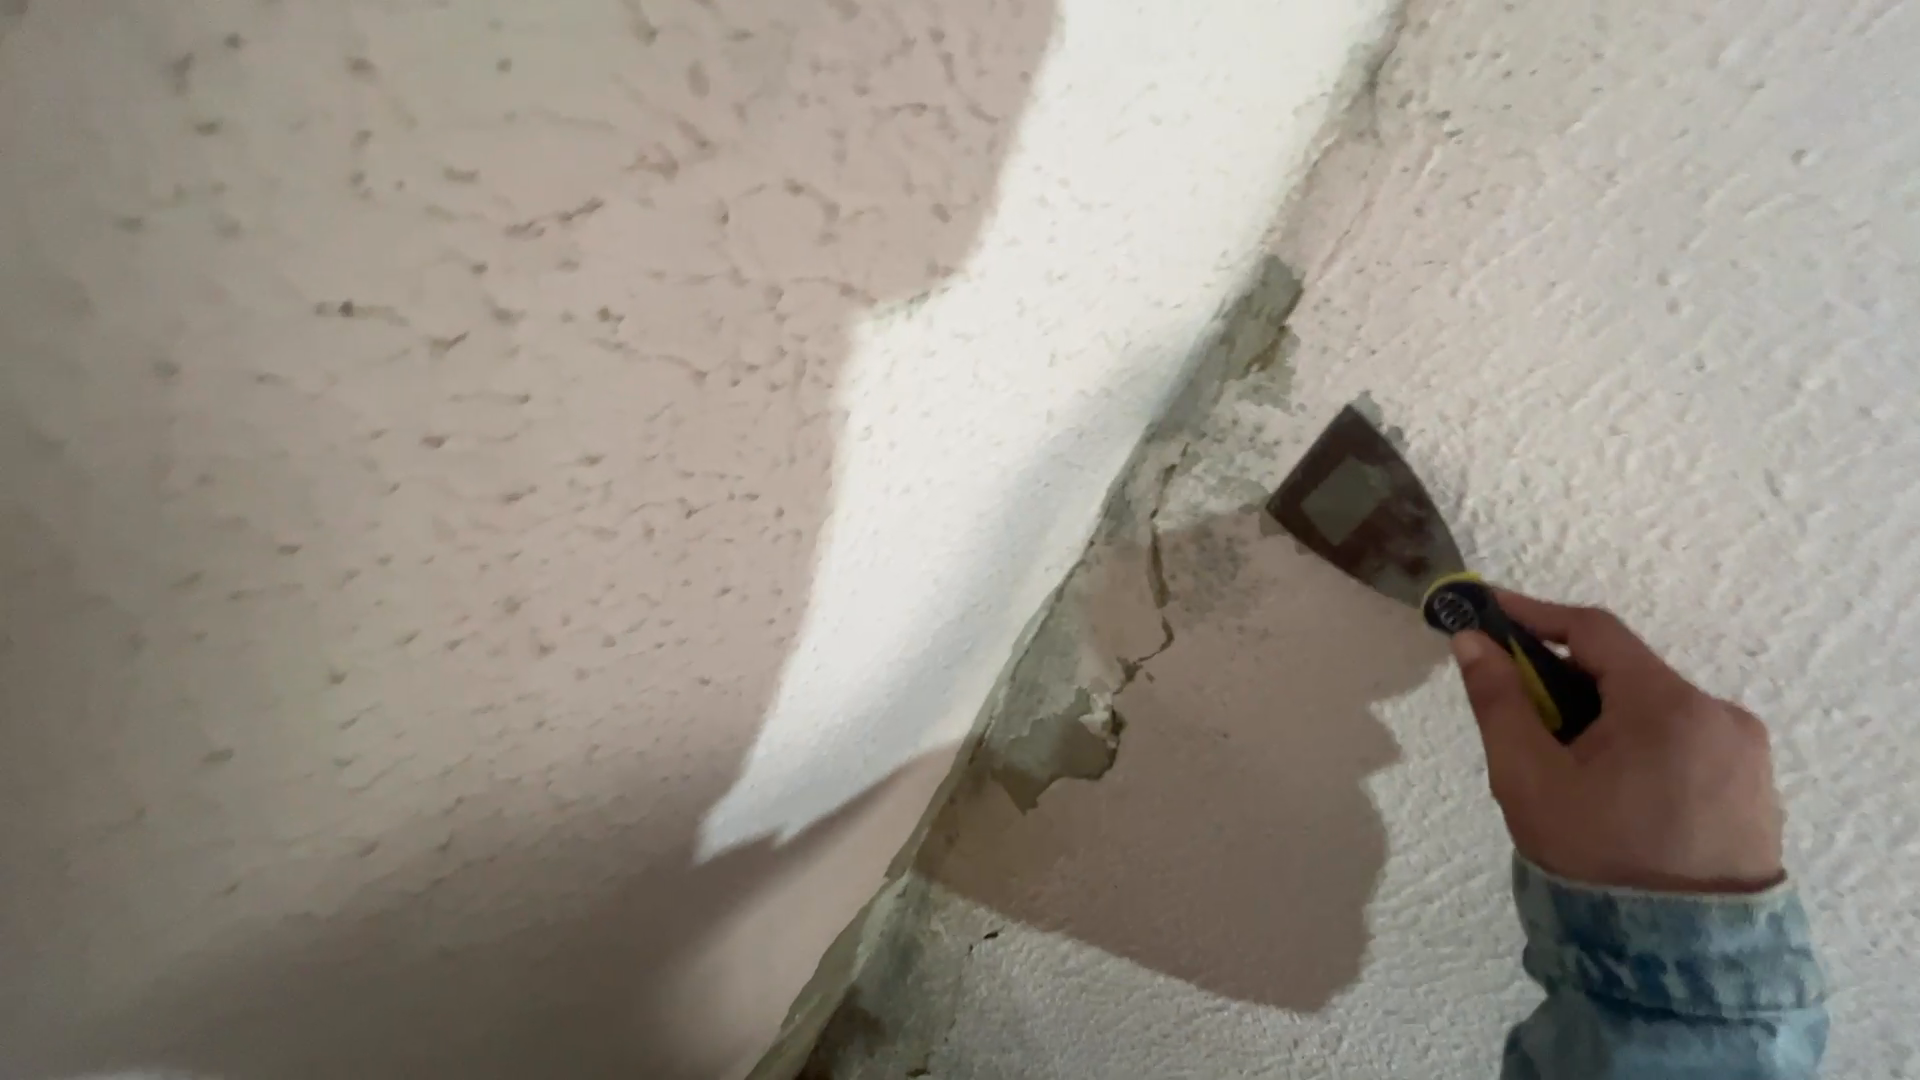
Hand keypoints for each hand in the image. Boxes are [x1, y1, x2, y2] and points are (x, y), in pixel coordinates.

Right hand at [1451, 590, 1784, 893]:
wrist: (1677, 951)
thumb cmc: (1593, 850)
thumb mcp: (1526, 772)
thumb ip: (1497, 697)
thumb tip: (1470, 640)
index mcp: (1669, 707)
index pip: (1593, 631)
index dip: (1531, 612)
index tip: (1482, 605)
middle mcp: (1720, 716)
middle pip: (1621, 669)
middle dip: (1559, 674)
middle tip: (1511, 700)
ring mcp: (1743, 751)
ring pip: (1647, 704)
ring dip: (1593, 708)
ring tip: (1553, 751)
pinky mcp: (1749, 782)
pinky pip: (1675, 734)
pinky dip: (1628, 735)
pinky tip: (1599, 774)